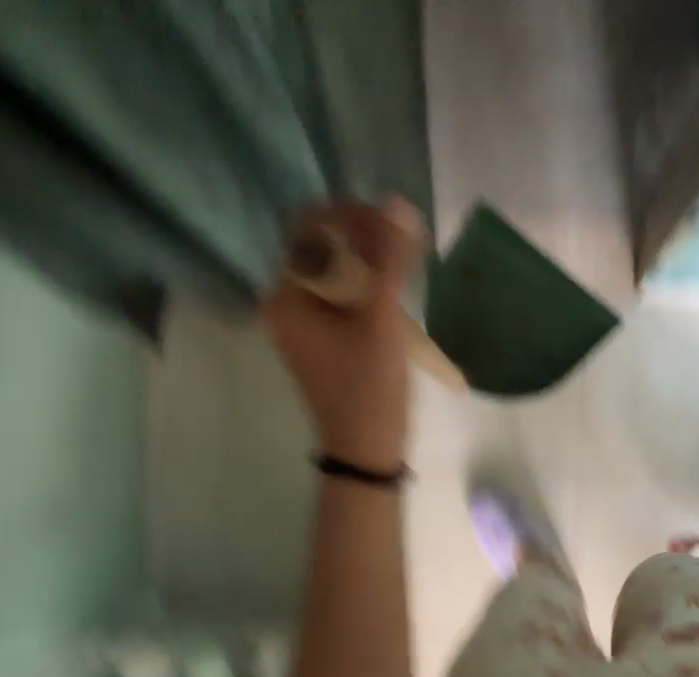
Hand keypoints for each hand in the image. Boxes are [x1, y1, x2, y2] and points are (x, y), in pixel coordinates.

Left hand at [263, 198, 425, 472]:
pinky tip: (401, 278)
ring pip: (338, 268)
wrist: (366, 450)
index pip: (311, 228)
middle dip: (365, 234)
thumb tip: (399, 205)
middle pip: (323, 245)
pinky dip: (371, 281)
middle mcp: (287, 302)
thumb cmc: (369, 387)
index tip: (395, 223)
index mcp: (286, 296)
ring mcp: (306, 320)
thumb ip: (389, 261)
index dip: (353, 216)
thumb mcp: (381, 320)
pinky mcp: (326, 336)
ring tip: (412, 253)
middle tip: (409, 238)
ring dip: (372, 256)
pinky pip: (345, 293)